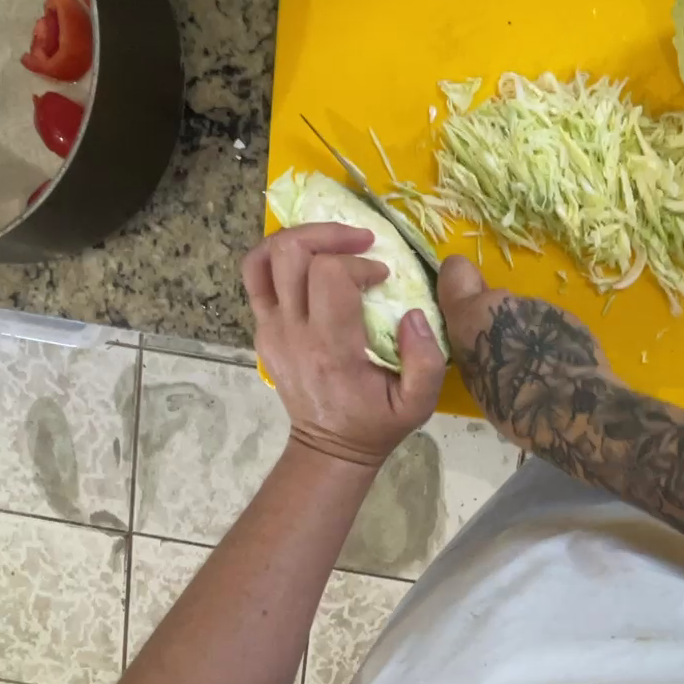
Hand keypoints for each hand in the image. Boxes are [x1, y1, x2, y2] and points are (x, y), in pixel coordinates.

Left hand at [243, 223, 445, 467]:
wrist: (329, 448)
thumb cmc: (376, 423)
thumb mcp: (417, 404)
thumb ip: (425, 361)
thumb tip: (413, 314)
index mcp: (330, 348)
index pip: (330, 276)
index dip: (360, 264)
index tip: (383, 276)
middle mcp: (292, 332)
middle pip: (291, 253)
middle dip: (329, 235)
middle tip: (362, 243)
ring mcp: (270, 329)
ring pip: (264, 257)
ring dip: (300, 238)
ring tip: (332, 243)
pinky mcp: (262, 329)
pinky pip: (257, 276)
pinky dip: (280, 257)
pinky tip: (310, 261)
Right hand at [436, 256, 614, 439]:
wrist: (572, 408)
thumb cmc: (514, 406)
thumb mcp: (475, 381)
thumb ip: (471, 347)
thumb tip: (476, 337)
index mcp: (471, 318)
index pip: (455, 270)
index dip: (459, 283)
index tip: (464, 305)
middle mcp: (504, 301)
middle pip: (493, 301)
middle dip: (496, 321)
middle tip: (506, 356)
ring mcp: (539, 305)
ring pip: (523, 314)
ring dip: (524, 333)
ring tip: (535, 369)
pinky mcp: (567, 315)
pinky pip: (548, 324)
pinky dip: (548, 341)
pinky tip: (556, 367)